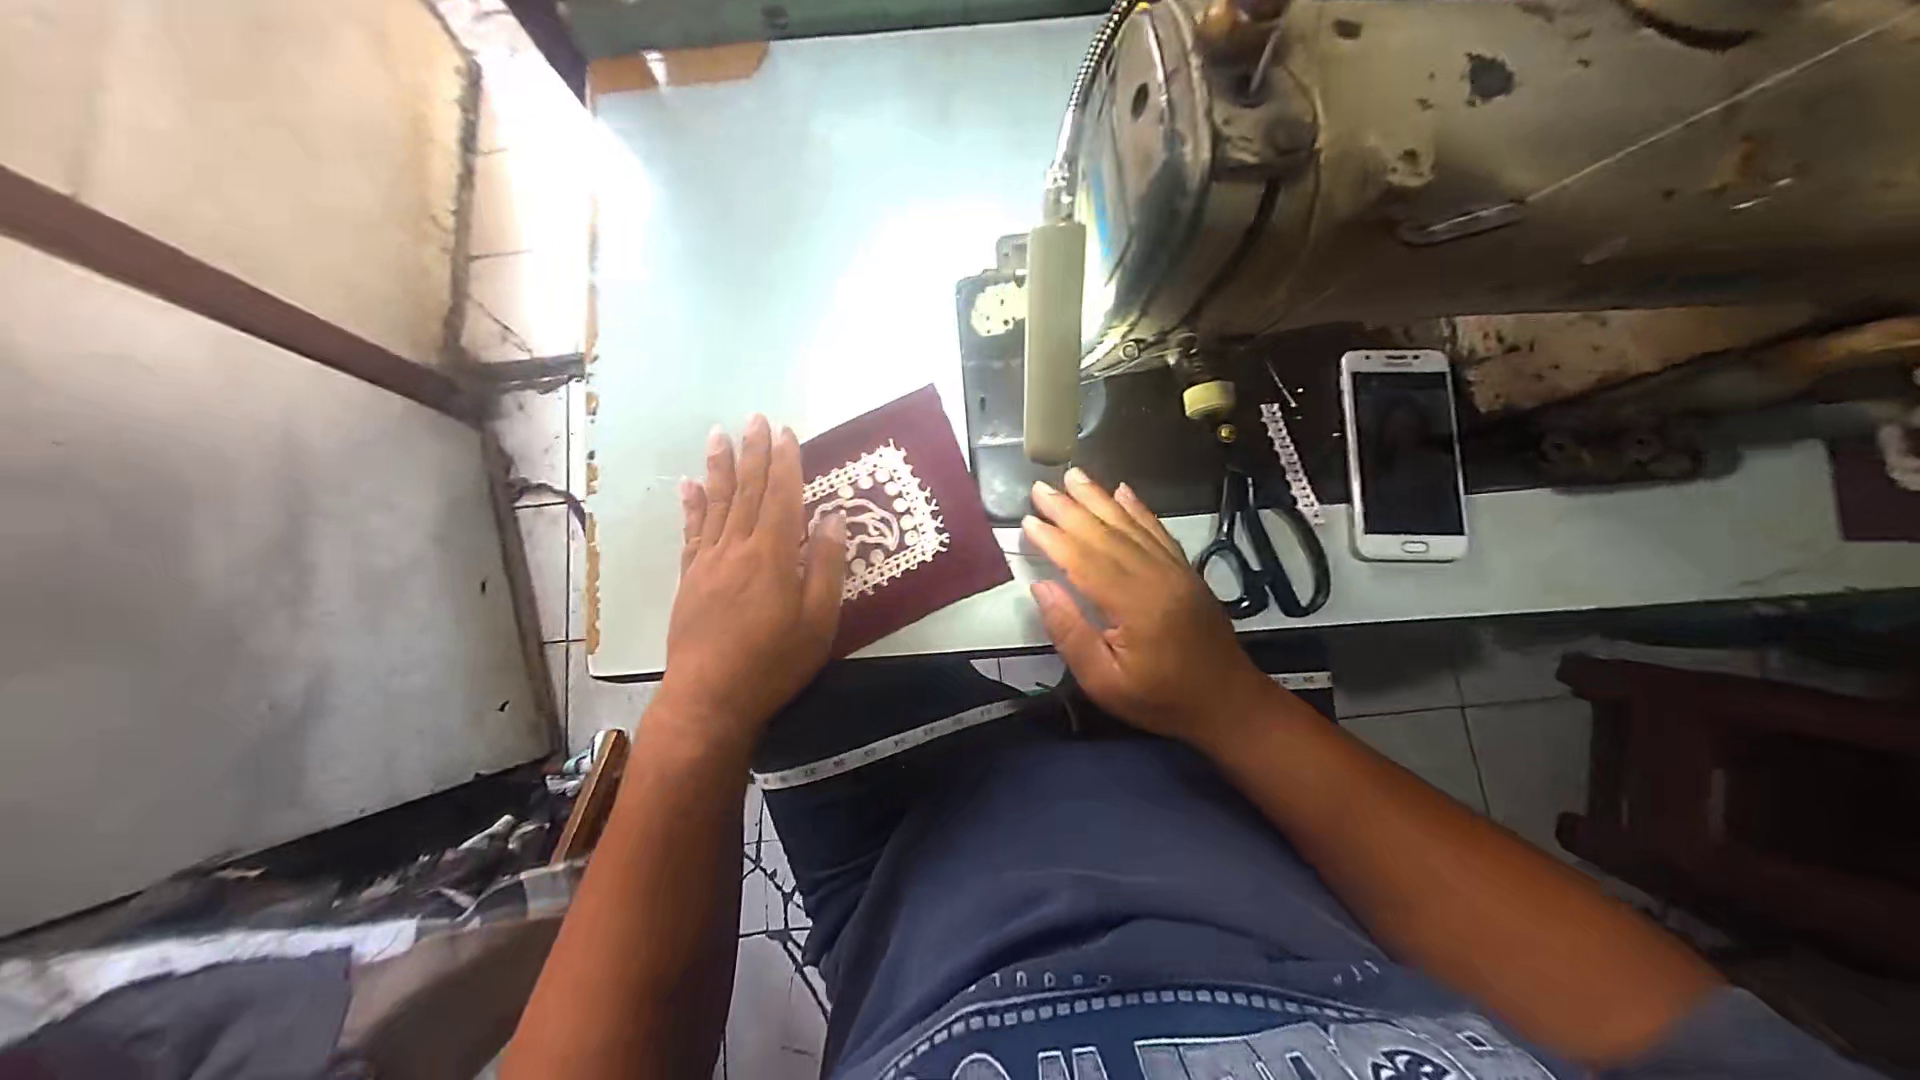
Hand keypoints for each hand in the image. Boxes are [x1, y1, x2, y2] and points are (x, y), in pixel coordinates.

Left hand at [655, 415, 845, 754]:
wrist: (710, 698)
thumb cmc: (775, 663)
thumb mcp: (819, 620)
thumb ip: (826, 565)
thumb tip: (831, 517)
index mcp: (773, 555)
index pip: (781, 496)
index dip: (785, 462)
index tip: (786, 432)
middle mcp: (737, 548)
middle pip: (747, 491)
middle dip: (753, 453)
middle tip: (755, 418)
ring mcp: (708, 562)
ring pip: (716, 504)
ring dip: (720, 467)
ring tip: (720, 435)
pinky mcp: (689, 580)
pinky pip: (691, 532)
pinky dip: (692, 505)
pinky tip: (690, 485)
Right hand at [1022, 469, 1284, 746]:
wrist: (1227, 703)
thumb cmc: (1160, 699)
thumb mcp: (1104, 682)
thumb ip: (1071, 633)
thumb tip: (1042, 587)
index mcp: (1136, 606)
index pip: (1085, 562)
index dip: (1054, 539)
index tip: (1027, 520)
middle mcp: (1157, 577)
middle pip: (1106, 535)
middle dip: (1070, 509)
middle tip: (1040, 488)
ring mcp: (1176, 570)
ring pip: (1131, 526)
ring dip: (1099, 498)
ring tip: (1074, 476)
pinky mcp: (1186, 570)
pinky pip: (1158, 531)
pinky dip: (1138, 509)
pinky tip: (1123, 490)